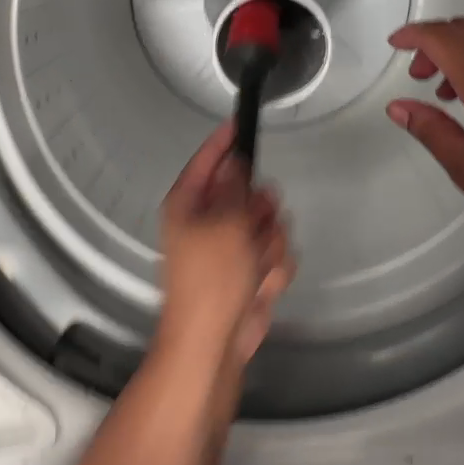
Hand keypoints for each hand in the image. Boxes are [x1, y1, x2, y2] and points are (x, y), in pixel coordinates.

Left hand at [156, 121, 295, 367]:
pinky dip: (273, 269)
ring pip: (269, 225)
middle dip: (261, 210)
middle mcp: (208, 221)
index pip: (207, 161)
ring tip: (255, 265)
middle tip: (259, 223)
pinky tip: (260, 283)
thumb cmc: (210, 282)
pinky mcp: (250, 271)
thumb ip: (235, 189)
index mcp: (188, 205)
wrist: (216, 342)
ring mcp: (231, 248)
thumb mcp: (225, 224)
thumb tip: (235, 163)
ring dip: (269, 245)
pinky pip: (276, 254)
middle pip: (248, 193)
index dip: (225, 141)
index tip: (240, 121)